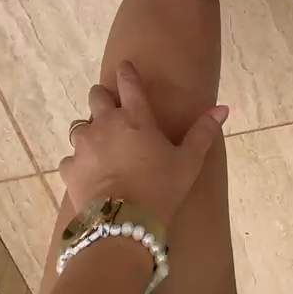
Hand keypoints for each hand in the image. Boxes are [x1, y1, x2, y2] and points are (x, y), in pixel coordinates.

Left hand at [59, 63, 227, 225]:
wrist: (121, 226)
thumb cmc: (160, 189)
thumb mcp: (189, 161)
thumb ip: (203, 132)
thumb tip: (223, 108)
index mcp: (136, 117)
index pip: (128, 83)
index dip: (126, 73)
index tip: (125, 67)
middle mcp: (106, 124)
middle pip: (95, 96)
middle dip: (101, 98)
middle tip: (111, 111)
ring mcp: (84, 145)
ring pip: (79, 127)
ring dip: (89, 133)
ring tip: (99, 147)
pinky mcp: (69, 169)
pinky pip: (69, 158)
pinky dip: (78, 163)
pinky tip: (88, 174)